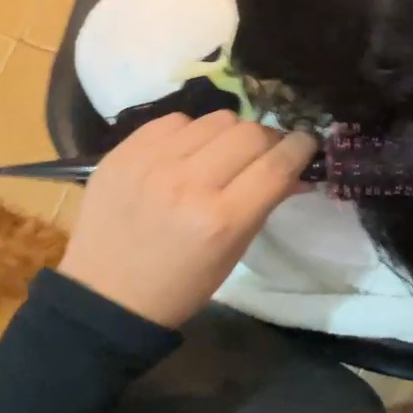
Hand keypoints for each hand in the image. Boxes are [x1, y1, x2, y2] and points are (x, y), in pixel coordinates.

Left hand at [58, 112, 317, 327]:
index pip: (277, 165)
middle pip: (250, 132)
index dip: (300, 148)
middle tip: (264, 153)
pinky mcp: (124, 151)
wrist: (106, 294)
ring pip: (216, 118)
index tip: (306, 144)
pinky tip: (186, 154)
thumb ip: (266, 203)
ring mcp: (152, 163)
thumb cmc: (182, 283)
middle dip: (267, 140)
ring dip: (229, 134)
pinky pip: (176, 120)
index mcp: (222, 220)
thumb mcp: (234, 251)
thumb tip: (298, 169)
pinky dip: (191, 133)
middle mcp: (189, 184)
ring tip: (222, 154)